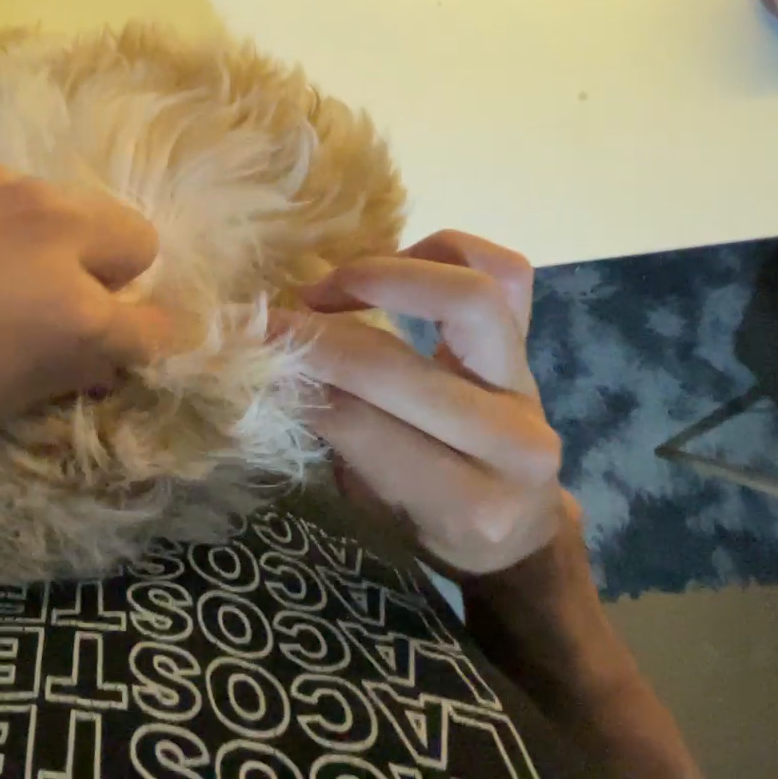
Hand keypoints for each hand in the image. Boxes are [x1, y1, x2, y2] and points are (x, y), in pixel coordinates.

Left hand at [0, 161, 169, 500]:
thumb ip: (58, 370)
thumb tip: (96, 351)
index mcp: (69, 313)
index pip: (158, 327)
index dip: (144, 351)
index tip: (116, 362)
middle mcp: (51, 232)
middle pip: (136, 240)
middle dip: (113, 280)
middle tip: (55, 315)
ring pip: (71, 208)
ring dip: (55, 246)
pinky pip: (9, 193)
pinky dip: (0, 223)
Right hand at [286, 230, 568, 575]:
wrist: (513, 527)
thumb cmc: (422, 521)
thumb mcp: (364, 500)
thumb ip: (328, 433)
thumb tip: (267, 366)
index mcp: (466, 504)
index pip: (358, 423)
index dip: (294, 381)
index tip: (245, 352)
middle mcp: (512, 443)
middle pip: (395, 364)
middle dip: (313, 337)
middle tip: (263, 322)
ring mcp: (529, 387)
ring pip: (466, 298)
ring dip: (379, 278)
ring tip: (324, 290)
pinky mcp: (532, 347)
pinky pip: (506, 273)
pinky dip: (446, 251)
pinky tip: (395, 265)